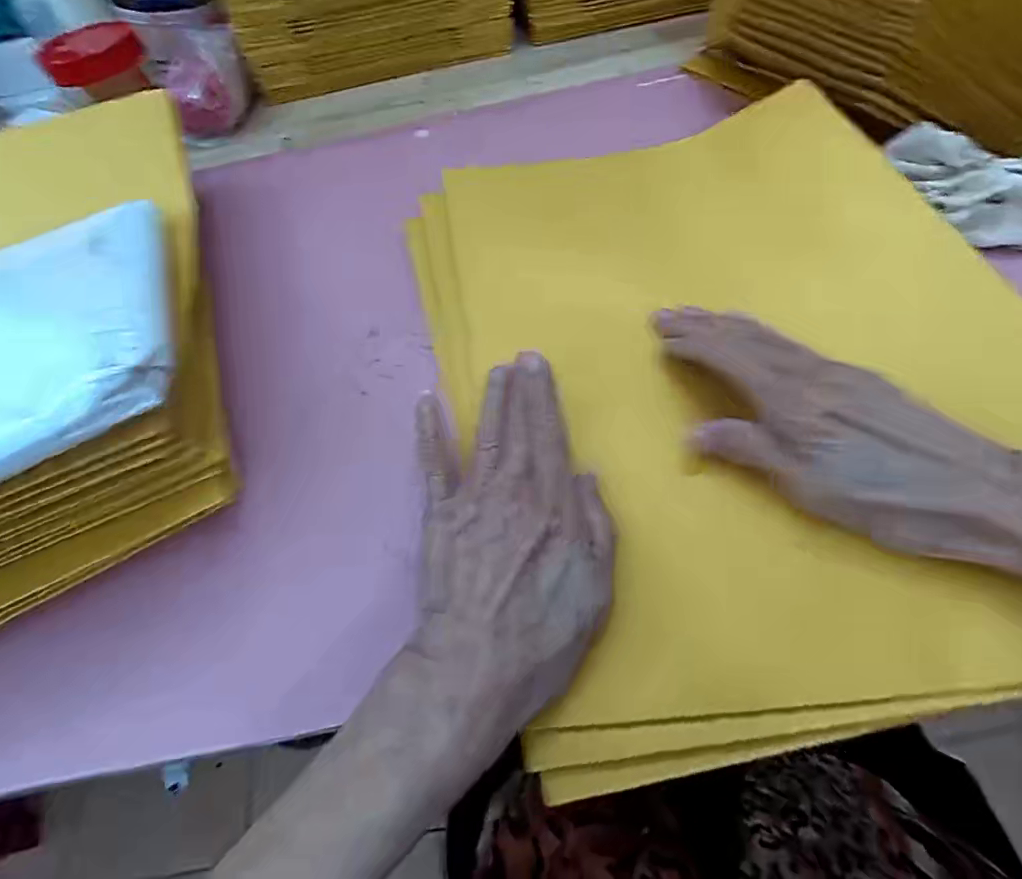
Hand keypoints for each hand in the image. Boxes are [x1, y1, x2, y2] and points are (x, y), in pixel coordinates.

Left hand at [406, 352, 614, 752]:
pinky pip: (433, 467)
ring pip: (485, 439)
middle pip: (520, 432)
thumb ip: (596, 529)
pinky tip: (425, 406)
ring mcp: (471, 502)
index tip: (541, 369)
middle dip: (522, 391)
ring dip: (490, 403)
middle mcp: (513, 494)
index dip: (546, 402)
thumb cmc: (542, 637)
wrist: (473, 664)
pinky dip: (428, 434)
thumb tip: (586, 475)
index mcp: (553, 510)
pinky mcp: (438, 516)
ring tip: (495, 373)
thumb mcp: (595, 593)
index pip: (552, 441)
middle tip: (521, 357)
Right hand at [654, 308, 1021, 569]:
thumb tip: (692, 432)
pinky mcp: (861, 380)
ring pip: (772, 338)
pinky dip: (764, 334)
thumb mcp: (808, 487)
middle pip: (747, 340)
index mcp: (790, 399)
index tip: (660, 336)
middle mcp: (810, 375)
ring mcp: (839, 373)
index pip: (729, 359)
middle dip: (703, 325)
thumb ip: (749, 451)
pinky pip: (795, 345)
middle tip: (666, 313)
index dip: (693, 345)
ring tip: (704, 315)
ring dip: (731, 325)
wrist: (983, 491)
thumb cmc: (886, 499)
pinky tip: (763, 337)